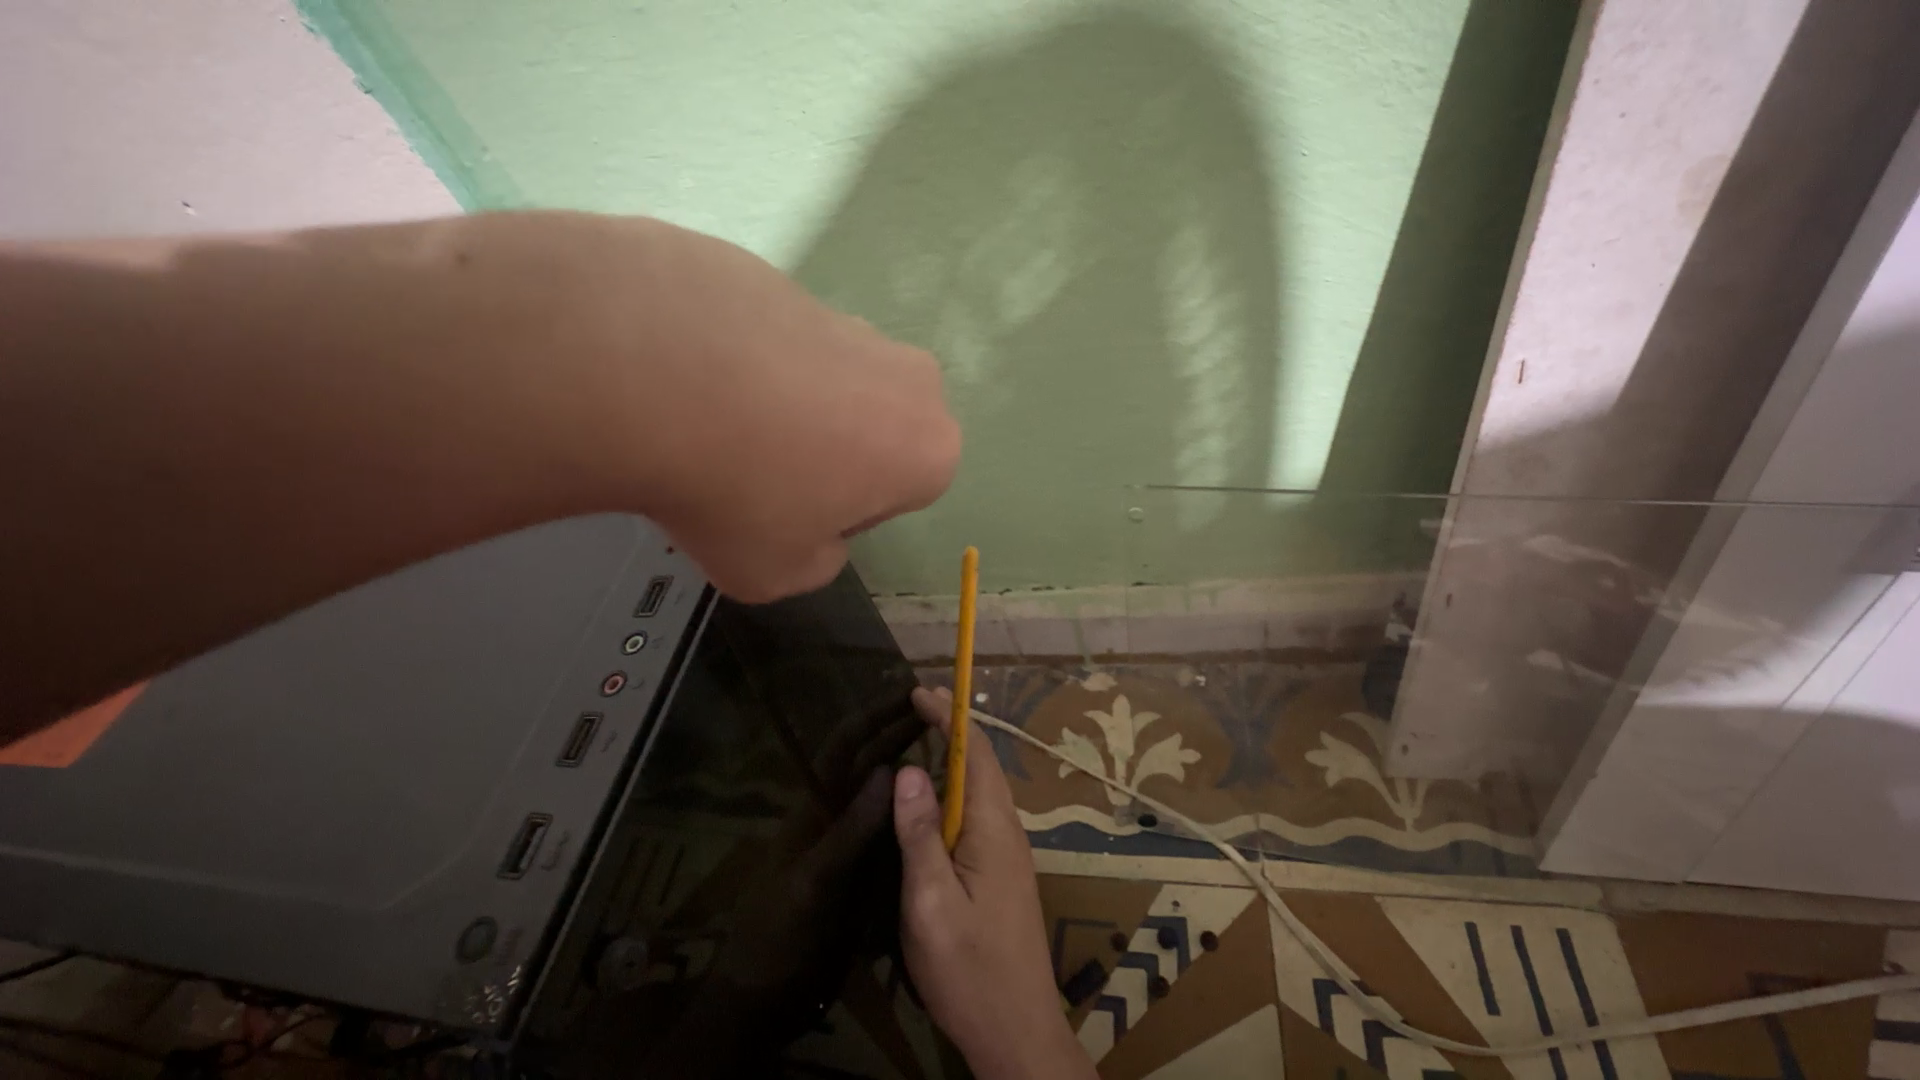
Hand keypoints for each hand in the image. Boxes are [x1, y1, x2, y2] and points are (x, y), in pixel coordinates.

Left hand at [585, 217, 960, 601]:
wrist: (646, 369)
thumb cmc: (738, 490)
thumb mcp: (777, 573)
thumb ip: (817, 562)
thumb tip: (817, 535)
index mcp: (927, 446)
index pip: (902, 491)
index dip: (842, 511)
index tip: (790, 515)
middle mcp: (905, 373)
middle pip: (872, 425)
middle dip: (827, 448)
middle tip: (756, 471)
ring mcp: (841, 315)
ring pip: (824, 377)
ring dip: (784, 402)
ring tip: (711, 424)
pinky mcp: (779, 276)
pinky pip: (769, 336)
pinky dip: (739, 359)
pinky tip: (686, 380)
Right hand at [892, 688, 1097, 1079]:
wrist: (1017, 1031)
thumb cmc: (969, 969)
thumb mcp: (930, 903)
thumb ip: (920, 835)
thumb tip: (910, 770)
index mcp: (992, 829)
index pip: (973, 753)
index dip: (949, 717)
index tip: (918, 691)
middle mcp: (1007, 831)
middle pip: (980, 766)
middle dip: (951, 729)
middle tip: (912, 707)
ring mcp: (1009, 854)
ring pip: (980, 790)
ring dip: (953, 759)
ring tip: (917, 742)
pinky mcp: (1003, 874)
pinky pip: (978, 815)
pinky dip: (955, 791)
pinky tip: (931, 804)